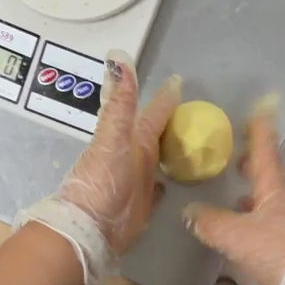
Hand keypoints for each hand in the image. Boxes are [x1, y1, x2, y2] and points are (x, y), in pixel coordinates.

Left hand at [57, 53, 180, 257]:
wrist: (90, 226)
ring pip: (159, 159)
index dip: (165, 98)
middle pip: (157, 134)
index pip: (153, 113)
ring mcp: (139, 181)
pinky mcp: (143, 204)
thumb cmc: (102, 181)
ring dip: (171, 150)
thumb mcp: (113, 137)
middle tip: (195, 113)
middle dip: (172, 123)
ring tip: (190, 142)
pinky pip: (159, 188)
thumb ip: (121, 103)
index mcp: (132, 139)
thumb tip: (118, 58)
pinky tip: (173, 179)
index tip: (179, 81)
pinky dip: (166, 181)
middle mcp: (136, 157)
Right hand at [182, 98, 284, 284]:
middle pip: (271, 170)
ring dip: (257, 188)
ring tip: (238, 192)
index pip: (265, 148)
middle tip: (238, 157)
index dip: (259, 129)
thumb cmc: (275, 250)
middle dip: (254, 161)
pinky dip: (259, 210)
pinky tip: (247, 223)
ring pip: (273, 193)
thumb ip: (209, 222)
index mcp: (274, 186)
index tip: (261, 107)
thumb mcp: (234, 236)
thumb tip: (190, 212)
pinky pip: (273, 213)